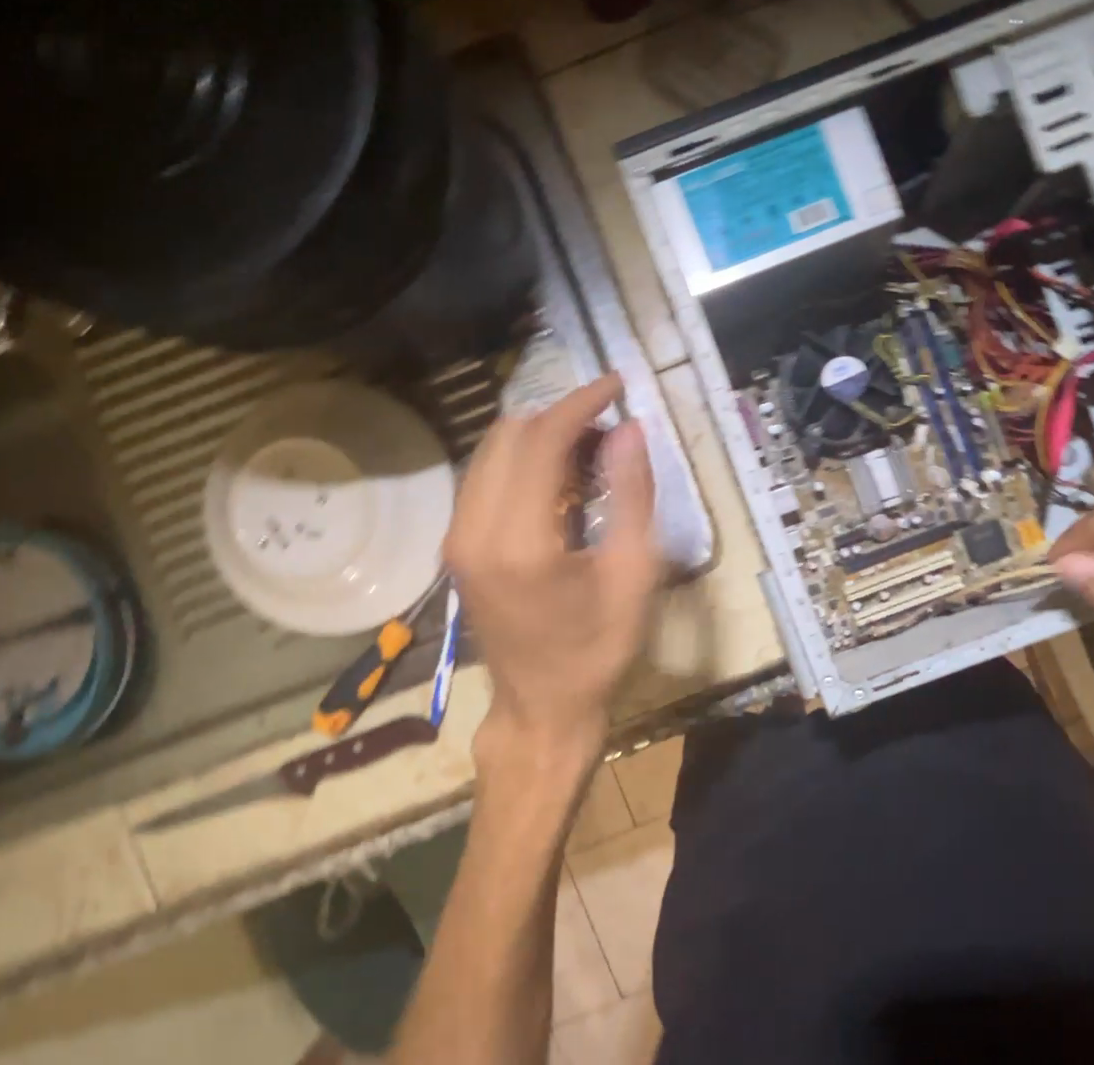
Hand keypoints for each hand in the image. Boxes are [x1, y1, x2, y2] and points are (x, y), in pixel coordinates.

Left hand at [444, 375, 660, 773]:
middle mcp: (473, 530)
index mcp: (519, 542)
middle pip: (509, 435)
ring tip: (593, 451)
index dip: (582, 404)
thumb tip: (631, 429)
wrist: (543, 709)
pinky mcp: (457, 546)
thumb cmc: (598, 651)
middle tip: (612, 427)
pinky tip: (562, 479)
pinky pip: (485, 478)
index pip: (541, 441)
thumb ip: (632, 497)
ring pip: (491, 451)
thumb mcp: (635, 577)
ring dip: (540, 437)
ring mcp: (458, 538)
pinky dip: (523, 463)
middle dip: (561, 416)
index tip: (618, 385)